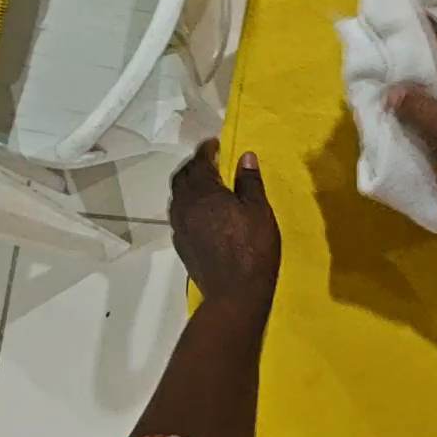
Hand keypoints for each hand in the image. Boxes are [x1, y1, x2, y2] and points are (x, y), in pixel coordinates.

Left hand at [168, 139, 281, 308]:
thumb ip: (250, 181)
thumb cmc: (253, 249)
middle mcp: (185, 206)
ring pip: (177, 196)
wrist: (235, 293)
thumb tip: (246, 156)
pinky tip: (202, 211)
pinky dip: (188, 204)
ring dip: (188, 184)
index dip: (206, 150)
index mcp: (205, 193)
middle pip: (182, 177)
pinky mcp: (181, 243)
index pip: (200, 162)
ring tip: (205, 183)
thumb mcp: (259, 211)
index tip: (214, 143)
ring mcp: (180, 226)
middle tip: (210, 160)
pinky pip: (179, 214)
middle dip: (194, 165)